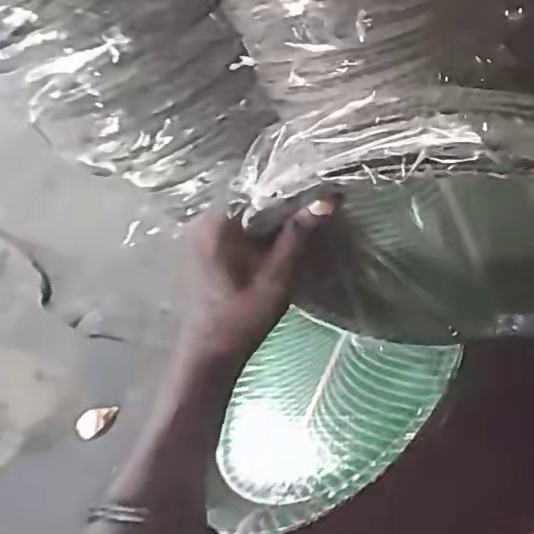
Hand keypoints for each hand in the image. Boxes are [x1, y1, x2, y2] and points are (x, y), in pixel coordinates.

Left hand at [177, 198, 334, 373]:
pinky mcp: (211, 248)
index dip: (288, 181)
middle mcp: (205, 224)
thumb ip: (299, 233)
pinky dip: (267, 222)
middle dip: (286, 193)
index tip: (319, 180)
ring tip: (311, 206)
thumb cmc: (243, 314)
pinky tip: (289, 228)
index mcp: (216, 226)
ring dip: (278, 208)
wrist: (212, 353)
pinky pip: (244, 222)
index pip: (254, 185)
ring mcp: (205, 236)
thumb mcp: (278, 273)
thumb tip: (329, 198)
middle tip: (321, 193)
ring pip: (249, 208)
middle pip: (252, 194)